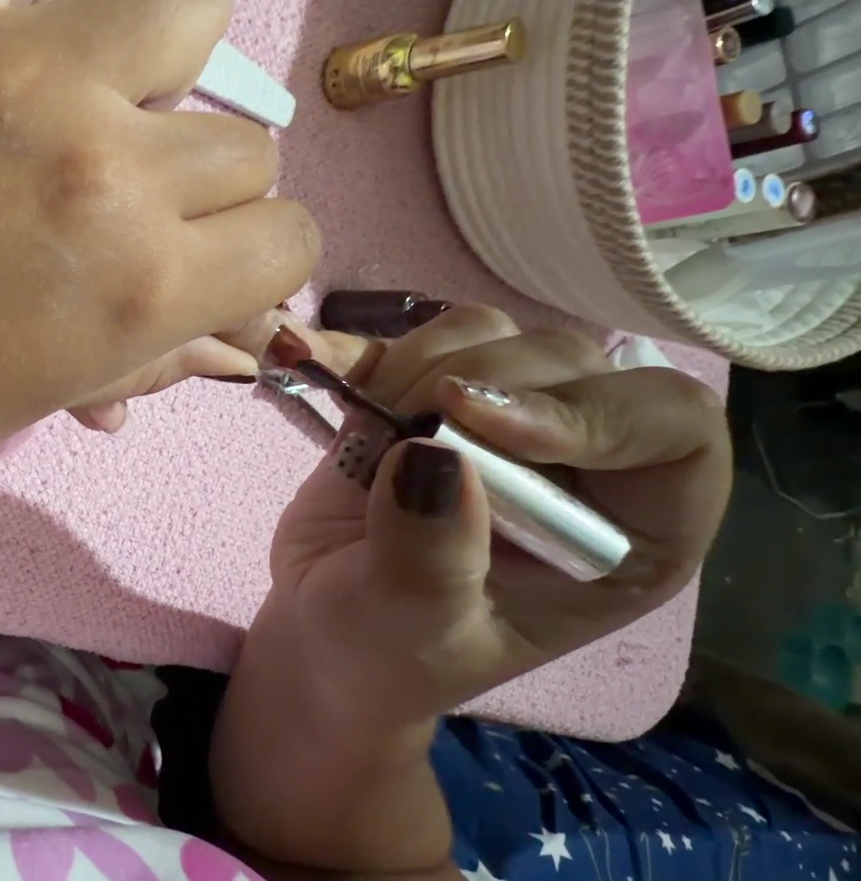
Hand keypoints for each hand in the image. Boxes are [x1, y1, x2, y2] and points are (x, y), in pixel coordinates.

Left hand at [0, 0, 318, 520]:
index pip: (290, 241)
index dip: (252, 259)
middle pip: (242, 140)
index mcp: (142, 290)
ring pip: (184, 2)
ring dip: (152, 55)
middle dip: (196, 181)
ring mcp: (20, 71)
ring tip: (81, 89)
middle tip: (118, 193)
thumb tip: (228, 335)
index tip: (204, 259)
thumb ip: (141, 350)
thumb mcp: (25, 399)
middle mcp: (108, 167)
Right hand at [265, 305, 730, 730]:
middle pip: (565, 363)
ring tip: (366, 424)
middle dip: (474, 385)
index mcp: (625, 530)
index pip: (667, 427)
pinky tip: (319, 368)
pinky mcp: (421, 401)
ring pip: (487, 336)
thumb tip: (432, 452)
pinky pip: (411, 342)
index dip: (588, 408)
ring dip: (416, 364)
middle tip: (398, 435)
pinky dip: (363, 349)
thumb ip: (433, 556)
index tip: (477, 422)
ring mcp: (495, 423)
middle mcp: (578, 463)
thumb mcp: (417, 629)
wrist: (327, 627)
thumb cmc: (391, 651)